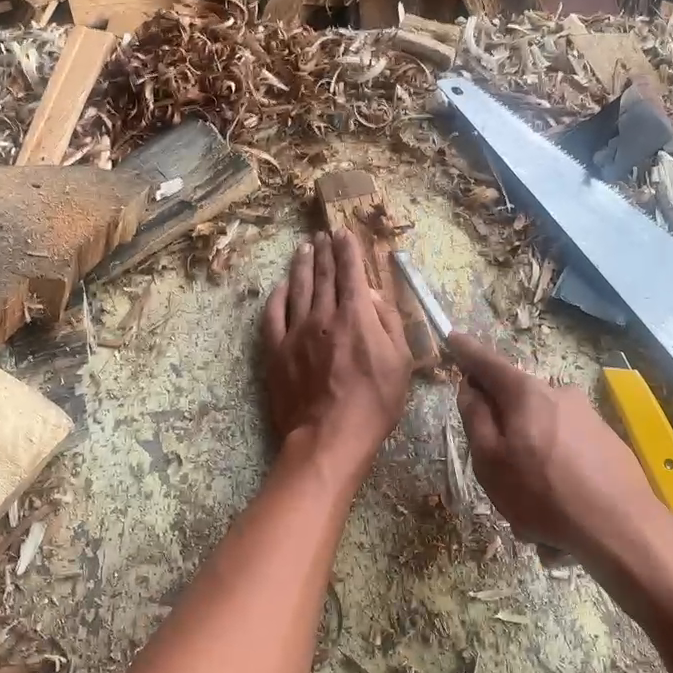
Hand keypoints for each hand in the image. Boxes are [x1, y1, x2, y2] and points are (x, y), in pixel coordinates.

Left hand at [261, 231, 412, 475]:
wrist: (328, 438)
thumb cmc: (373, 404)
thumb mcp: (400, 363)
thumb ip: (389, 323)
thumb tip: (373, 295)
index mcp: (355, 318)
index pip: (351, 274)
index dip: (348, 251)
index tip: (344, 233)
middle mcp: (323, 317)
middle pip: (323, 276)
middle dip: (324, 251)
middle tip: (322, 234)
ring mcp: (295, 333)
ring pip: (297, 289)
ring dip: (301, 265)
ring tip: (303, 248)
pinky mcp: (275, 352)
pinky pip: (273, 315)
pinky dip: (278, 296)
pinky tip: (281, 286)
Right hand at [451, 335, 664, 558]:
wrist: (622, 528)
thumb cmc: (543, 493)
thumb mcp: (490, 460)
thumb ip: (475, 418)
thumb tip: (469, 388)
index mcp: (526, 393)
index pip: (487, 363)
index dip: (467, 351)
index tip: (453, 336)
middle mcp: (559, 393)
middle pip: (517, 400)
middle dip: (503, 428)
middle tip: (498, 472)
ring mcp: (587, 415)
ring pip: (542, 430)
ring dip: (531, 457)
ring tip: (533, 506)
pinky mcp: (607, 440)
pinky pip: (567, 449)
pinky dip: (556, 470)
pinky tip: (561, 506)